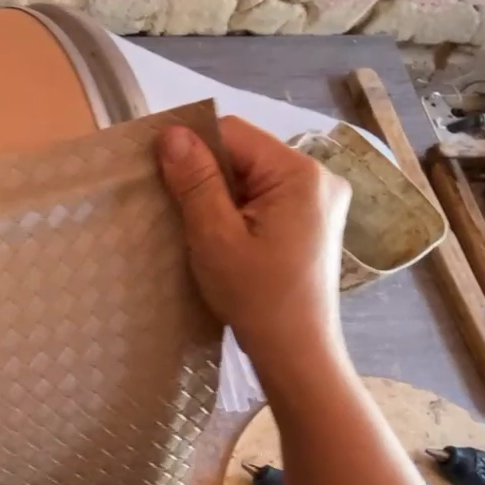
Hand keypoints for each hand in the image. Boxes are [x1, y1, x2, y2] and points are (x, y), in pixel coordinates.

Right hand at [157, 117, 351, 380]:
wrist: (295, 349)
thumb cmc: (255, 296)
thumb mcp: (215, 238)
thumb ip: (195, 183)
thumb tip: (171, 135)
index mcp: (299, 173)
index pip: (234, 134)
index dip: (194, 149)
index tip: (163, 178)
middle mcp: (319, 176)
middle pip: (246, 154)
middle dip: (209, 177)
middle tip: (181, 213)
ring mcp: (321, 199)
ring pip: (254, 178)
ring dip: (222, 197)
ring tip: (204, 231)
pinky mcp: (315, 220)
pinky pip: (267, 198)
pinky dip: (240, 211)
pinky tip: (227, 240)